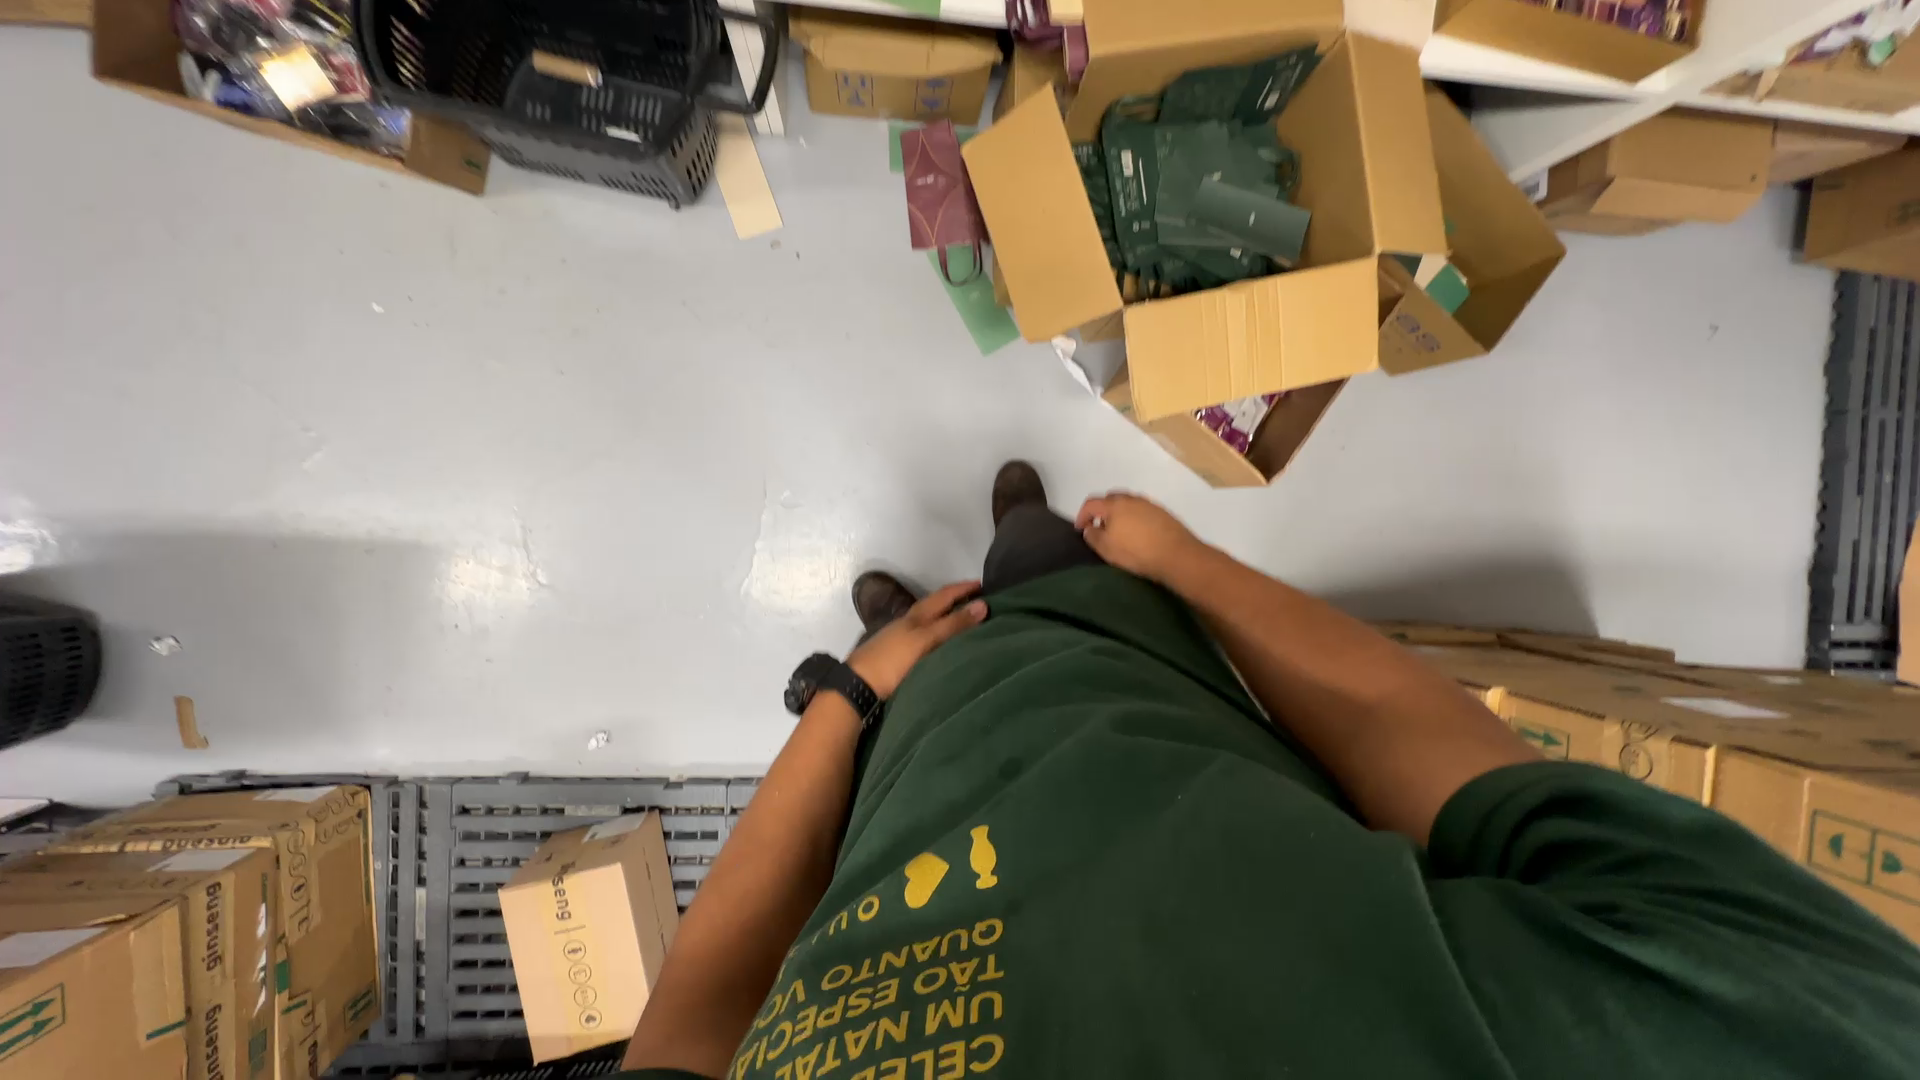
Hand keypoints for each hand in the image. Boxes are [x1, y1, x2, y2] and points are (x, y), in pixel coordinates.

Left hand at [845, 581, 987, 699]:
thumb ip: (953, 624)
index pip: (943, 596)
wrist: (859, 687)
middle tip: (978, 601)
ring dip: (947, 619)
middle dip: (955, 601)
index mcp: (916, 616)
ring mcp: (902, 640)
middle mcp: (909, 623)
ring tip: (967, 623)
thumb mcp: (926, 640)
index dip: (962, 589)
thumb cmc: (893, 660)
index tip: (982, 584)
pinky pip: (926, 640)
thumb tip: (983, 604)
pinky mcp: (899, 657)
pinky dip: (939, 637)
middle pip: (934, 607)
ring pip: (930, 623)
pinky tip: (945, 646)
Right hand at [1076, 492, 1208, 583]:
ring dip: (1120, 514)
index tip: (1080, 529)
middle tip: (1100, 527)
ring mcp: (1150, 504)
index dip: (1082, 515)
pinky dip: (1135, 519)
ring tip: (1120, 532)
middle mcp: (1132, 498)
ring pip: (1128, 504)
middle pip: (1111, 499)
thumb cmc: (1136, 551)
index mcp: (1114, 504)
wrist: (1177, 555)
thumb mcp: (1106, 548)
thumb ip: (1093, 536)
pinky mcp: (1164, 513)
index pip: (1091, 503)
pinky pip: (1142, 511)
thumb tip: (1089, 528)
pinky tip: (1139, 534)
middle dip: (1102, 511)